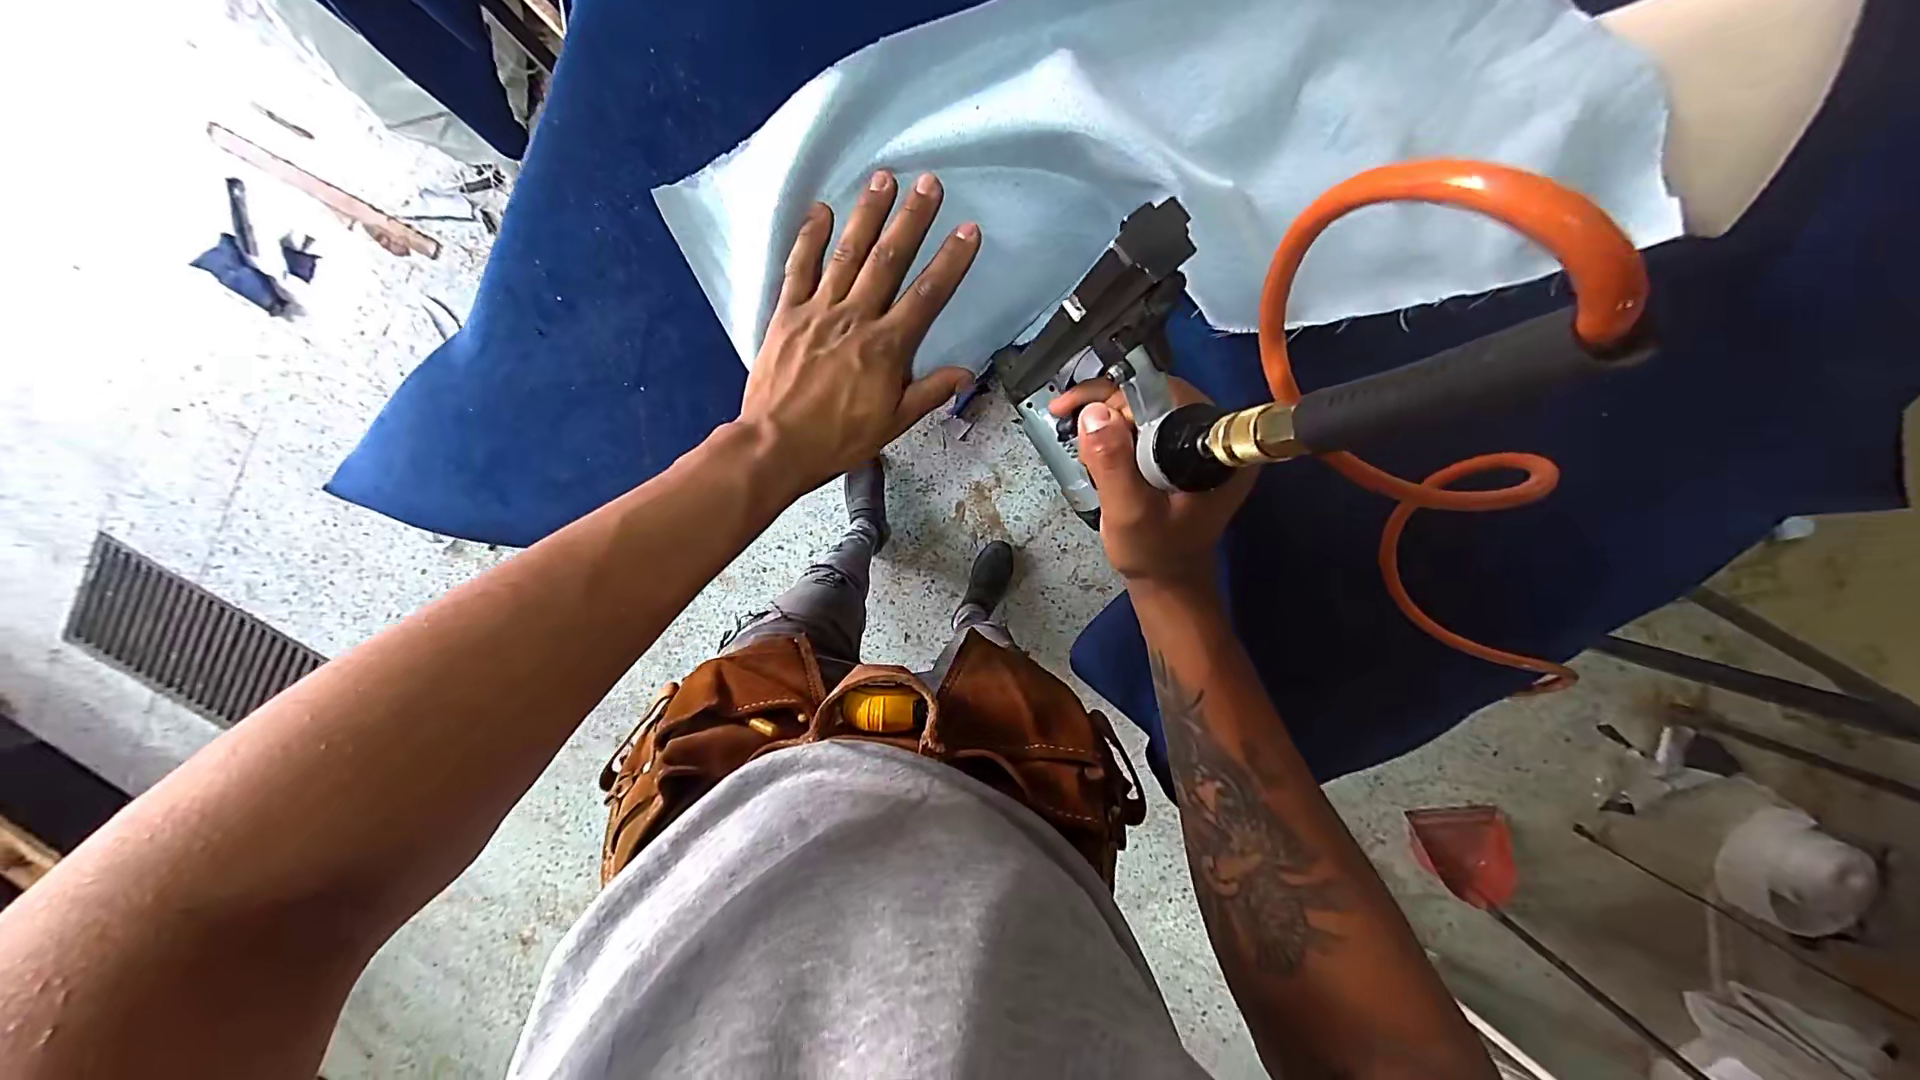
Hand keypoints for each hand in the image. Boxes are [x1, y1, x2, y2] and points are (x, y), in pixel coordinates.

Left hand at [737, 170, 980, 489]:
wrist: (777, 445)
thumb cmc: (836, 439)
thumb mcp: (893, 423)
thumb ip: (929, 393)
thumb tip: (963, 375)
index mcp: (886, 348)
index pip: (927, 295)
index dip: (950, 260)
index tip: (966, 232)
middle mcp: (855, 320)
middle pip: (889, 260)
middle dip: (911, 219)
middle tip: (928, 185)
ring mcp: (819, 312)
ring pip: (848, 254)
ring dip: (867, 215)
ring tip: (882, 180)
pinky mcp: (787, 315)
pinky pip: (799, 268)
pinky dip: (809, 237)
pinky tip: (821, 211)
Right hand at [1049, 378, 1254, 590]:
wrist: (1165, 576)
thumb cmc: (1153, 553)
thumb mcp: (1128, 513)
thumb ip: (1112, 465)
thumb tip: (1094, 413)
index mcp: (1216, 451)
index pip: (1169, 396)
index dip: (1123, 397)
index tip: (1084, 411)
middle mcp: (1213, 437)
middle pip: (1157, 394)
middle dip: (1110, 408)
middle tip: (1079, 432)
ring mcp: (1198, 442)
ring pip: (1148, 404)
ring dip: (1110, 419)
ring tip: (1089, 450)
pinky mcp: (1182, 448)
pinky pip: (1147, 420)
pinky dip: (1117, 430)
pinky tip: (1103, 451)